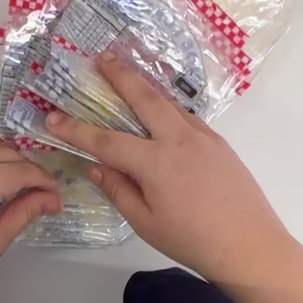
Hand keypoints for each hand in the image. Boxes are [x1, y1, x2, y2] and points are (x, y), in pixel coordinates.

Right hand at [43, 52, 302, 288]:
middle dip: (120, 75)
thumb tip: (97, 167)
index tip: (52, 118)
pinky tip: (161, 113)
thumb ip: (119, 191)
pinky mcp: (220, 144)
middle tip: (102, 56)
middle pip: (144, 98)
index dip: (76, 129)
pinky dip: (168, 109)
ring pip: (169, 104)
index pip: (106, 141)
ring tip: (129, 75)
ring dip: (146, 87)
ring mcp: (204, 138)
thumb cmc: (192, 241)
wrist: (250, 245)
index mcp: (156, 163)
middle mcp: (179, 140)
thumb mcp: (146, 223)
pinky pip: (187, 118)